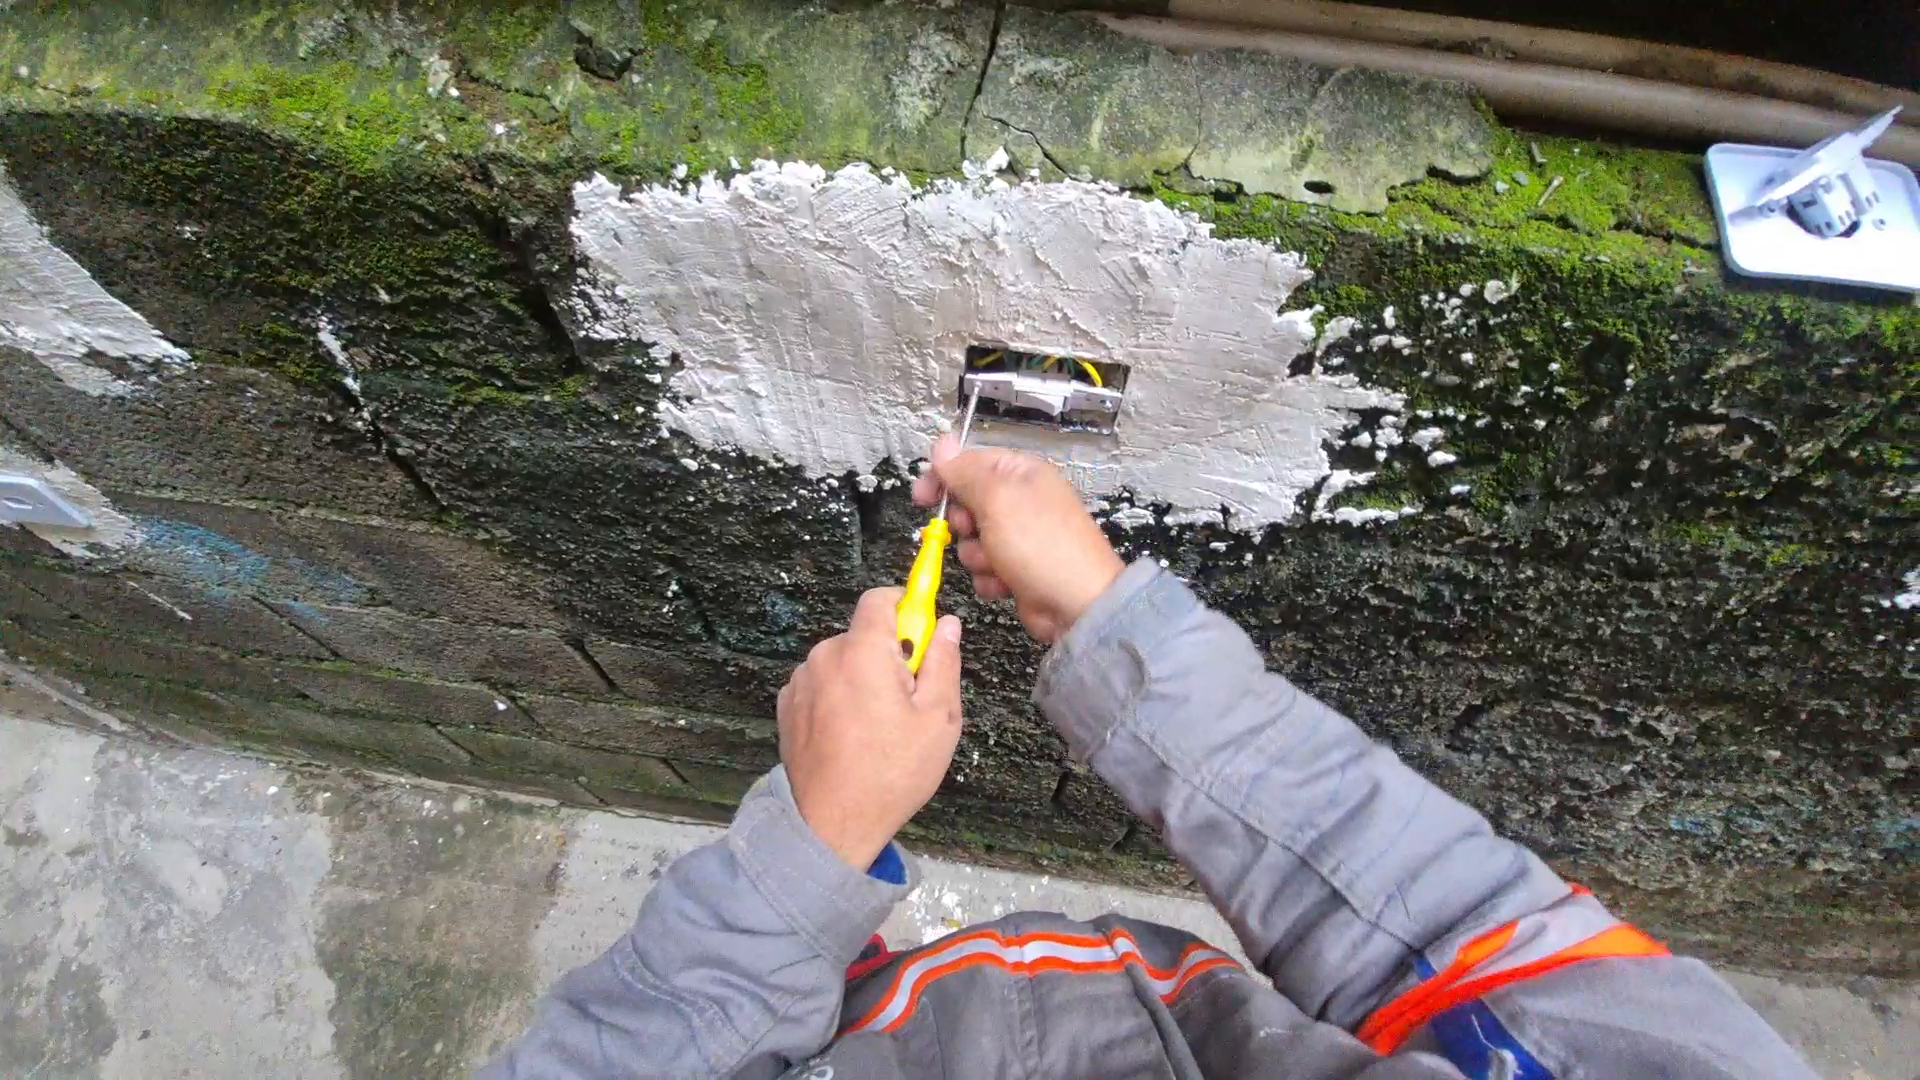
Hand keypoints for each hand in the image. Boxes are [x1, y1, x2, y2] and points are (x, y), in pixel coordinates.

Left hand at [777, 587, 963, 869]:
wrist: (831, 825)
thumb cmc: (892, 772)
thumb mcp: (938, 718)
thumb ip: (943, 661)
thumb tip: (948, 623)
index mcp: (862, 651)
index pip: (879, 598)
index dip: (904, 606)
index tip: (920, 633)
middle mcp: (825, 656)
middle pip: (863, 634)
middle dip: (887, 654)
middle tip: (907, 699)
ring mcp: (801, 681)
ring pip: (843, 660)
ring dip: (861, 676)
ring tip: (877, 725)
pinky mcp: (787, 704)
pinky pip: (822, 682)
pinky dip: (838, 695)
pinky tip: (850, 734)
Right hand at [912, 436, 1124, 644]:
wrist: (1076, 604)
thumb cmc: (1043, 546)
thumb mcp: (996, 499)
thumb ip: (965, 471)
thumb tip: (943, 443)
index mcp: (1020, 473)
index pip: (969, 463)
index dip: (942, 478)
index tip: (922, 498)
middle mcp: (1020, 501)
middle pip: (966, 504)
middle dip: (963, 524)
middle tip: (974, 530)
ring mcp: (1019, 536)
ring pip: (971, 541)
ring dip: (976, 556)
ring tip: (998, 562)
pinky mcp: (1016, 568)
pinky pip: (983, 568)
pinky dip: (989, 578)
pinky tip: (1006, 583)